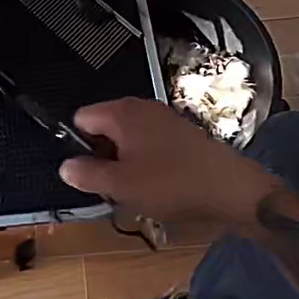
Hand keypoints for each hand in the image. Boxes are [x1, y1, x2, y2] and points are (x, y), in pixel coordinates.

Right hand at [58, 98, 283, 223]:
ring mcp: (165, 119)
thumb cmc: (173, 184)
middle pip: (105, 128)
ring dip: (125, 163)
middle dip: (103, 156)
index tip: (89, 172)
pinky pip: (150, 145)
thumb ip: (87, 174)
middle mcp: (143, 108)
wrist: (231, 189)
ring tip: (137, 189)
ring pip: (128, 139)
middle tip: (113, 185)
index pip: (81, 118)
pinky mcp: (181, 134)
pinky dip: (147, 163)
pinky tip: (158, 186)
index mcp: (123, 113)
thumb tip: (66, 167)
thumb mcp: (121, 186)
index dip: (79, 145)